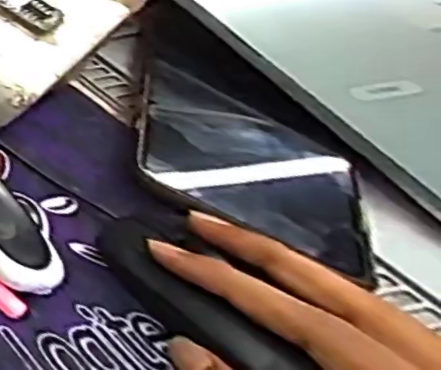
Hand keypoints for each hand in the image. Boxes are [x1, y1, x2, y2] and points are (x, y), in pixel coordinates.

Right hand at [149, 211, 440, 369]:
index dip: (213, 274)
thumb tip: (187, 349)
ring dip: (298, 267)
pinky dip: (346, 299)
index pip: (284, 308)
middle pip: (334, 287)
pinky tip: (320, 296)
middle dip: (254, 247)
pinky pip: (400, 322)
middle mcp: (429, 361)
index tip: (162, 249)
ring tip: (246, 246)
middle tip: (196, 220)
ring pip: (373, 300)